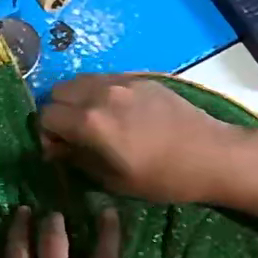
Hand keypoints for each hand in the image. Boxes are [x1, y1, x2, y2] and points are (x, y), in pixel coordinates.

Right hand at [40, 75, 257, 204]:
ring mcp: (122, 81)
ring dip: (77, 99)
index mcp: (91, 121)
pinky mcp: (141, 77)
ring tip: (94, 121)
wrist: (211, 154)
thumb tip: (57, 148)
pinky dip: (99, 92)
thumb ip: (78, 159)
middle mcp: (101, 93)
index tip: (59, 151)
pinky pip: (106, 78)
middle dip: (58, 112)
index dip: (47, 135)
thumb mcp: (115, 180)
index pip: (46, 116)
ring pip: (81, 80)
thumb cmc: (163, 177)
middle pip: (58, 92)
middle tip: (74, 135)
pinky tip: (118, 112)